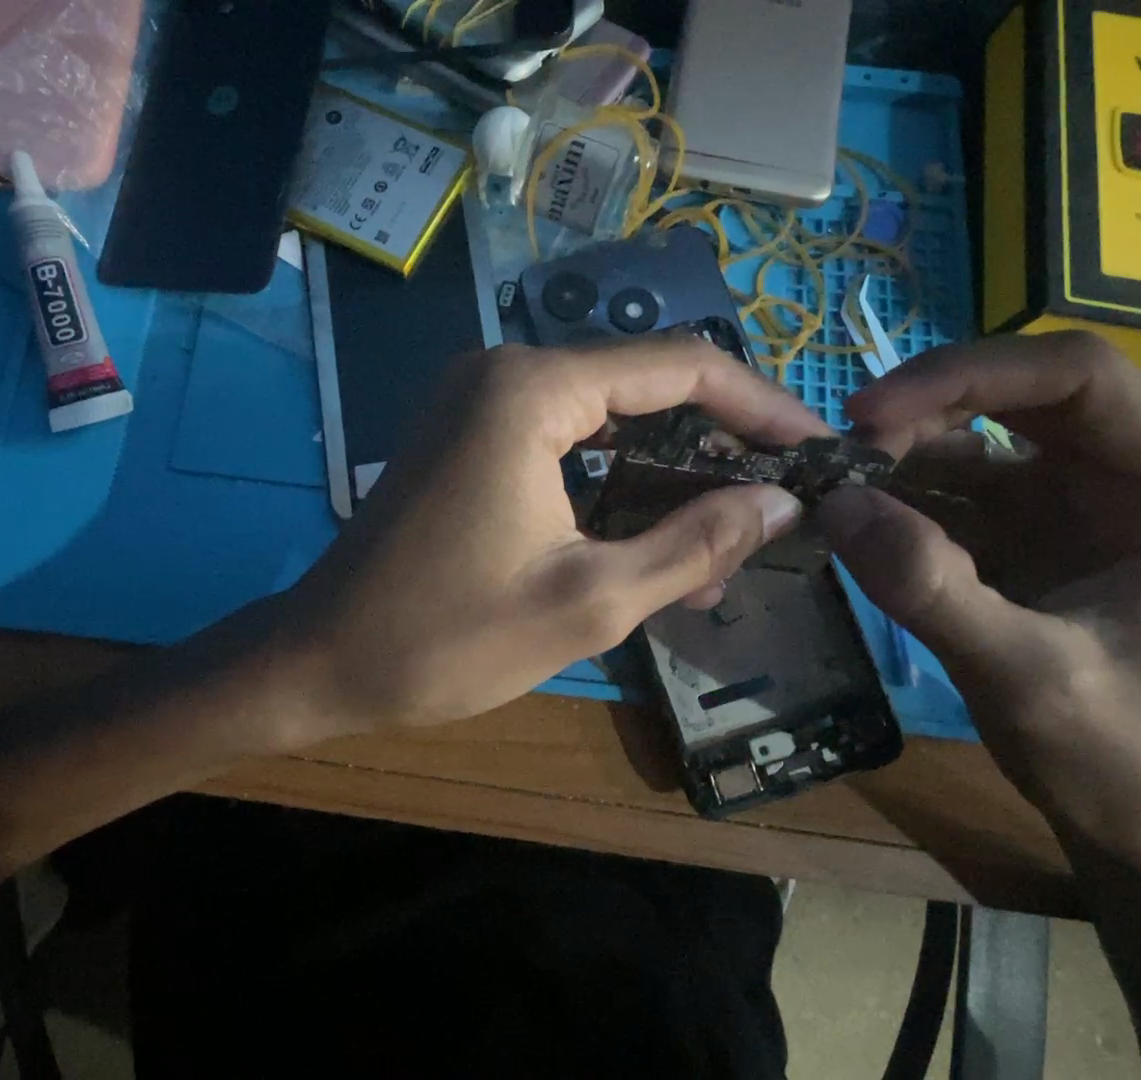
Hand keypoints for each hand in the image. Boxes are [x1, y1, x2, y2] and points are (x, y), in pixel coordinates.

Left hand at [282, 337, 828, 732]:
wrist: (321, 660)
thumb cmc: (446, 638)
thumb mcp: (590, 602)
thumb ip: (693, 543)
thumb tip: (779, 501)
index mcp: (531, 391)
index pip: (680, 369)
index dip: (761, 406)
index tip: (819, 452)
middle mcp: (502, 372)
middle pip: (642, 389)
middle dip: (714, 448)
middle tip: (777, 509)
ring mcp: (475, 402)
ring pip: (603, 422)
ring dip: (664, 478)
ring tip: (721, 550)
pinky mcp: (463, 437)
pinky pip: (560, 444)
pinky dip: (610, 486)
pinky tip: (650, 544)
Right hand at [816, 332, 1140, 857]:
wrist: (1135, 824)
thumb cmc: (1114, 757)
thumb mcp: (1020, 677)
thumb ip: (929, 589)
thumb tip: (835, 504)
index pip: (1077, 377)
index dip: (967, 375)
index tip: (869, 415)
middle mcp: (1128, 478)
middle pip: (1018, 394)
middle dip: (922, 409)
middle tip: (840, 451)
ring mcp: (1070, 505)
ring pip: (973, 435)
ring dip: (897, 452)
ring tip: (831, 486)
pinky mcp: (1022, 536)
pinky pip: (947, 489)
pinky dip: (892, 495)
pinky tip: (849, 516)